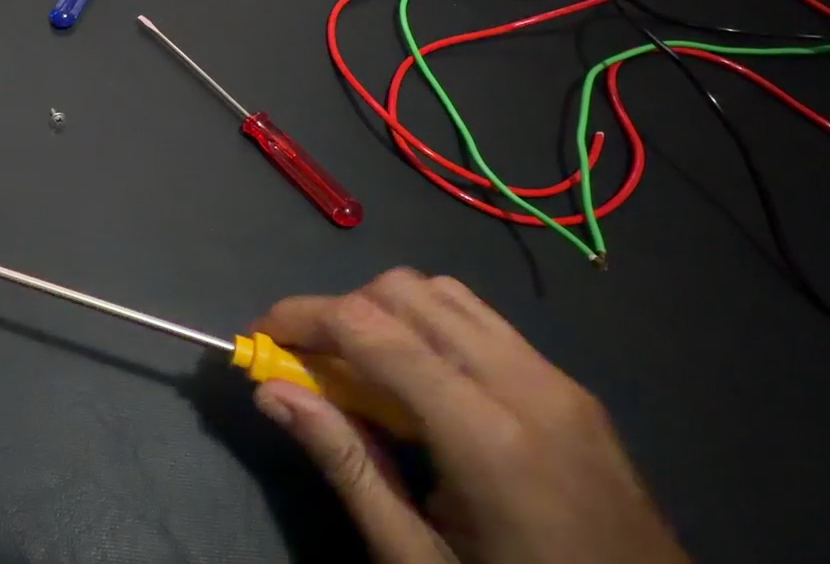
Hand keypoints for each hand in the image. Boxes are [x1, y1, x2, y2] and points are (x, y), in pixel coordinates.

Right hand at [253, 268, 690, 563]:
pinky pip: (482, 320)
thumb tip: (271, 391)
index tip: (258, 338)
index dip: (300, 318)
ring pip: (442, 293)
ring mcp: (556, 380)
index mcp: (485, 434)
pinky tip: (421, 382)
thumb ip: (344, 464)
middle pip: (402, 292)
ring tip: (363, 371)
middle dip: (339, 312)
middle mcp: (524, 383)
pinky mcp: (571, 387)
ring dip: (385, 313)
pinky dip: (430, 325)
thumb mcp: (417, 559)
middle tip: (309, 365)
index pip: (368, 328)